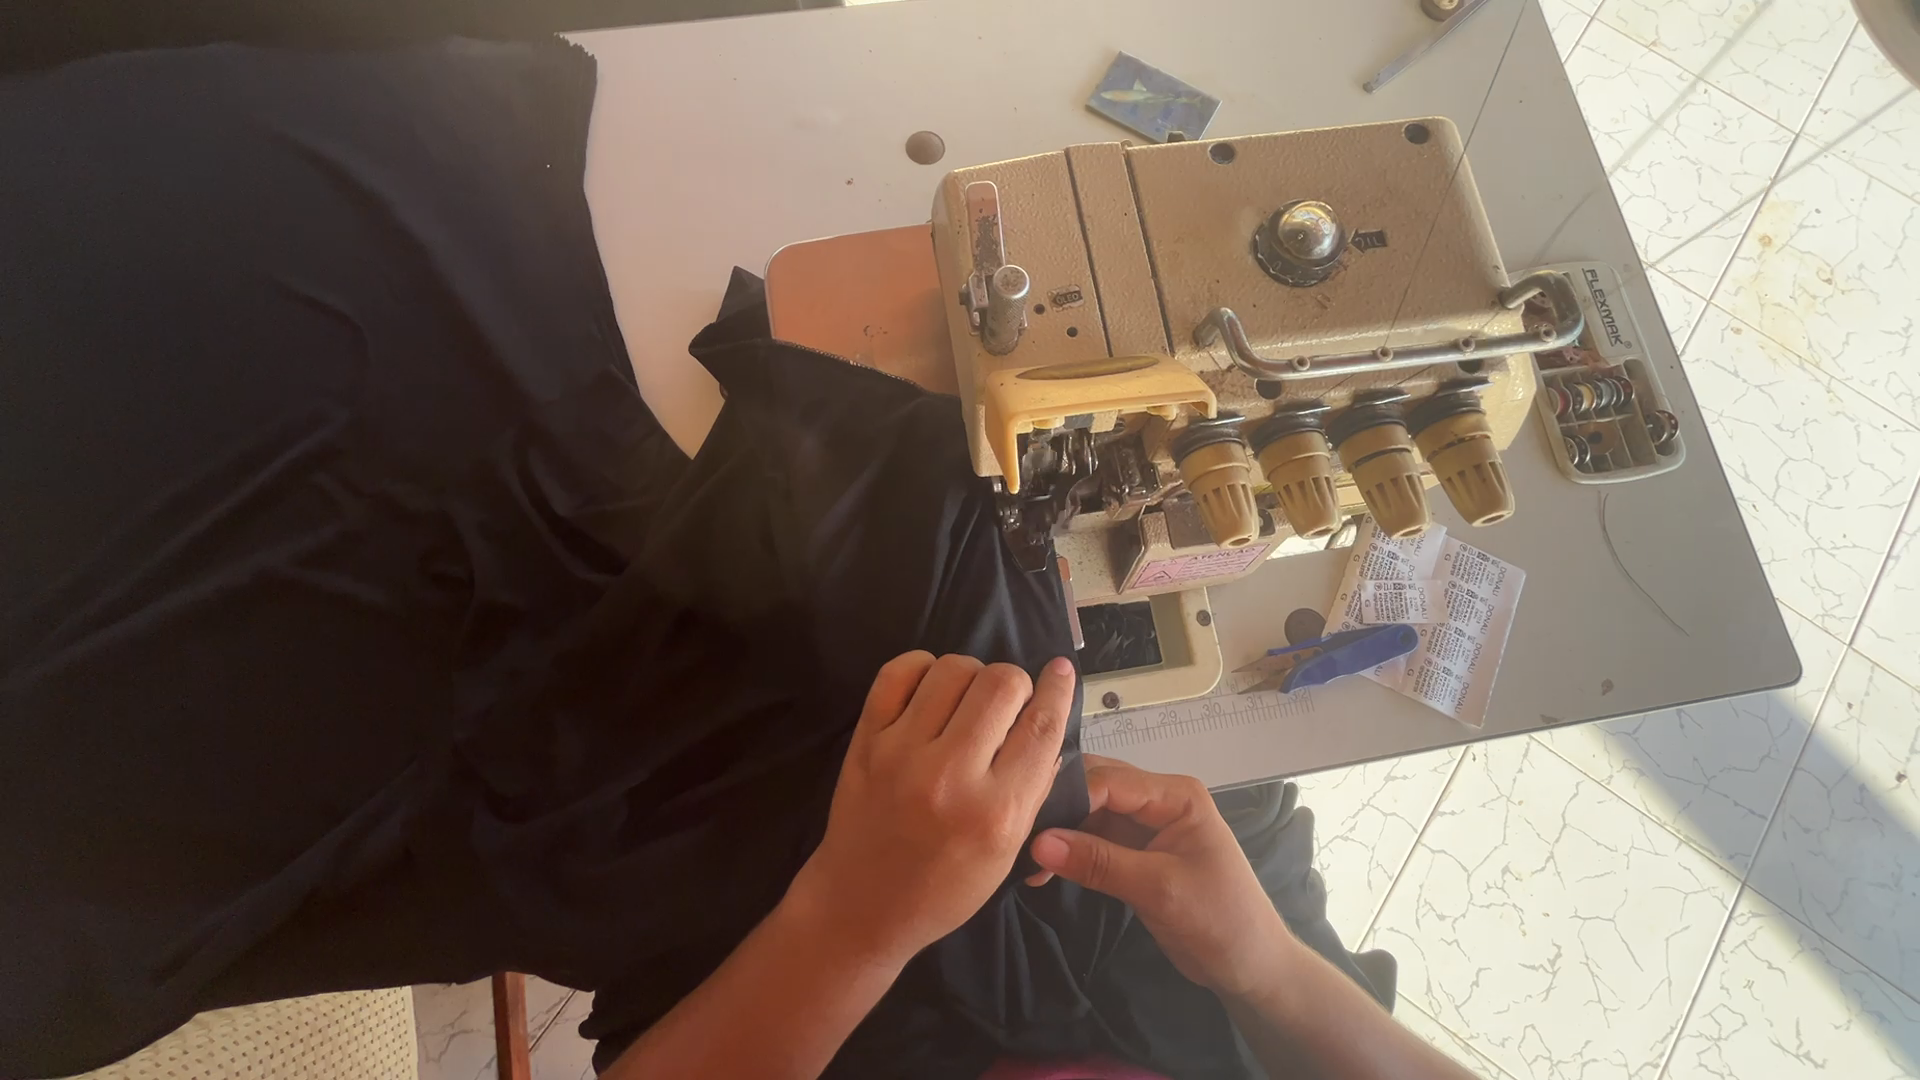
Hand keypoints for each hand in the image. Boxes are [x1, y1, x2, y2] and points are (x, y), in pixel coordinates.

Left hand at [785, 651, 1075, 965]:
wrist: (862, 905)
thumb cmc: (944, 887)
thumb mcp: (1007, 852)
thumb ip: (1034, 787)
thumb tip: (1049, 722)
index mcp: (996, 811)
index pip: (1041, 727)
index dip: (1058, 690)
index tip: (1060, 671)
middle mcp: (951, 775)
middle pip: (1001, 684)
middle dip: (1014, 682)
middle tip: (1006, 702)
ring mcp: (902, 751)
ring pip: (953, 669)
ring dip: (971, 674)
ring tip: (967, 698)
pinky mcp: (867, 739)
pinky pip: (899, 672)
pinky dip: (922, 667)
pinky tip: (931, 687)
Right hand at [1027, 755, 1294, 997]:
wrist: (1253, 969)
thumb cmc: (1221, 920)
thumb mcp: (1159, 890)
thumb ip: (1099, 862)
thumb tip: (1038, 844)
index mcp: (1174, 794)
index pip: (1109, 780)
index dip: (1068, 796)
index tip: (1027, 819)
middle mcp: (1157, 799)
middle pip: (1095, 786)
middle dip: (1058, 807)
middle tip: (1017, 831)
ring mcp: (1144, 825)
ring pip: (1089, 812)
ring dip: (1058, 830)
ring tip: (1022, 853)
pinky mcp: (1133, 850)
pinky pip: (1092, 838)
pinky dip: (1068, 850)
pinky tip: (1041, 866)